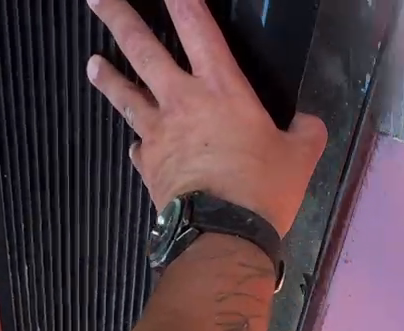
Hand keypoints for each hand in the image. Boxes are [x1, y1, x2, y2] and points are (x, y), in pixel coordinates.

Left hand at [84, 0, 326, 233]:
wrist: (222, 235)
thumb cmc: (261, 190)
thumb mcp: (299, 158)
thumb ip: (305, 133)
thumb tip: (309, 124)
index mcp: (221, 88)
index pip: (197, 24)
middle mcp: (181, 101)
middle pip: (142, 48)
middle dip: (117, 16)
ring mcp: (159, 135)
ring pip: (126, 96)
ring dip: (109, 77)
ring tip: (93, 64)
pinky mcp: (149, 168)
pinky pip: (138, 148)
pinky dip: (137, 144)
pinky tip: (135, 145)